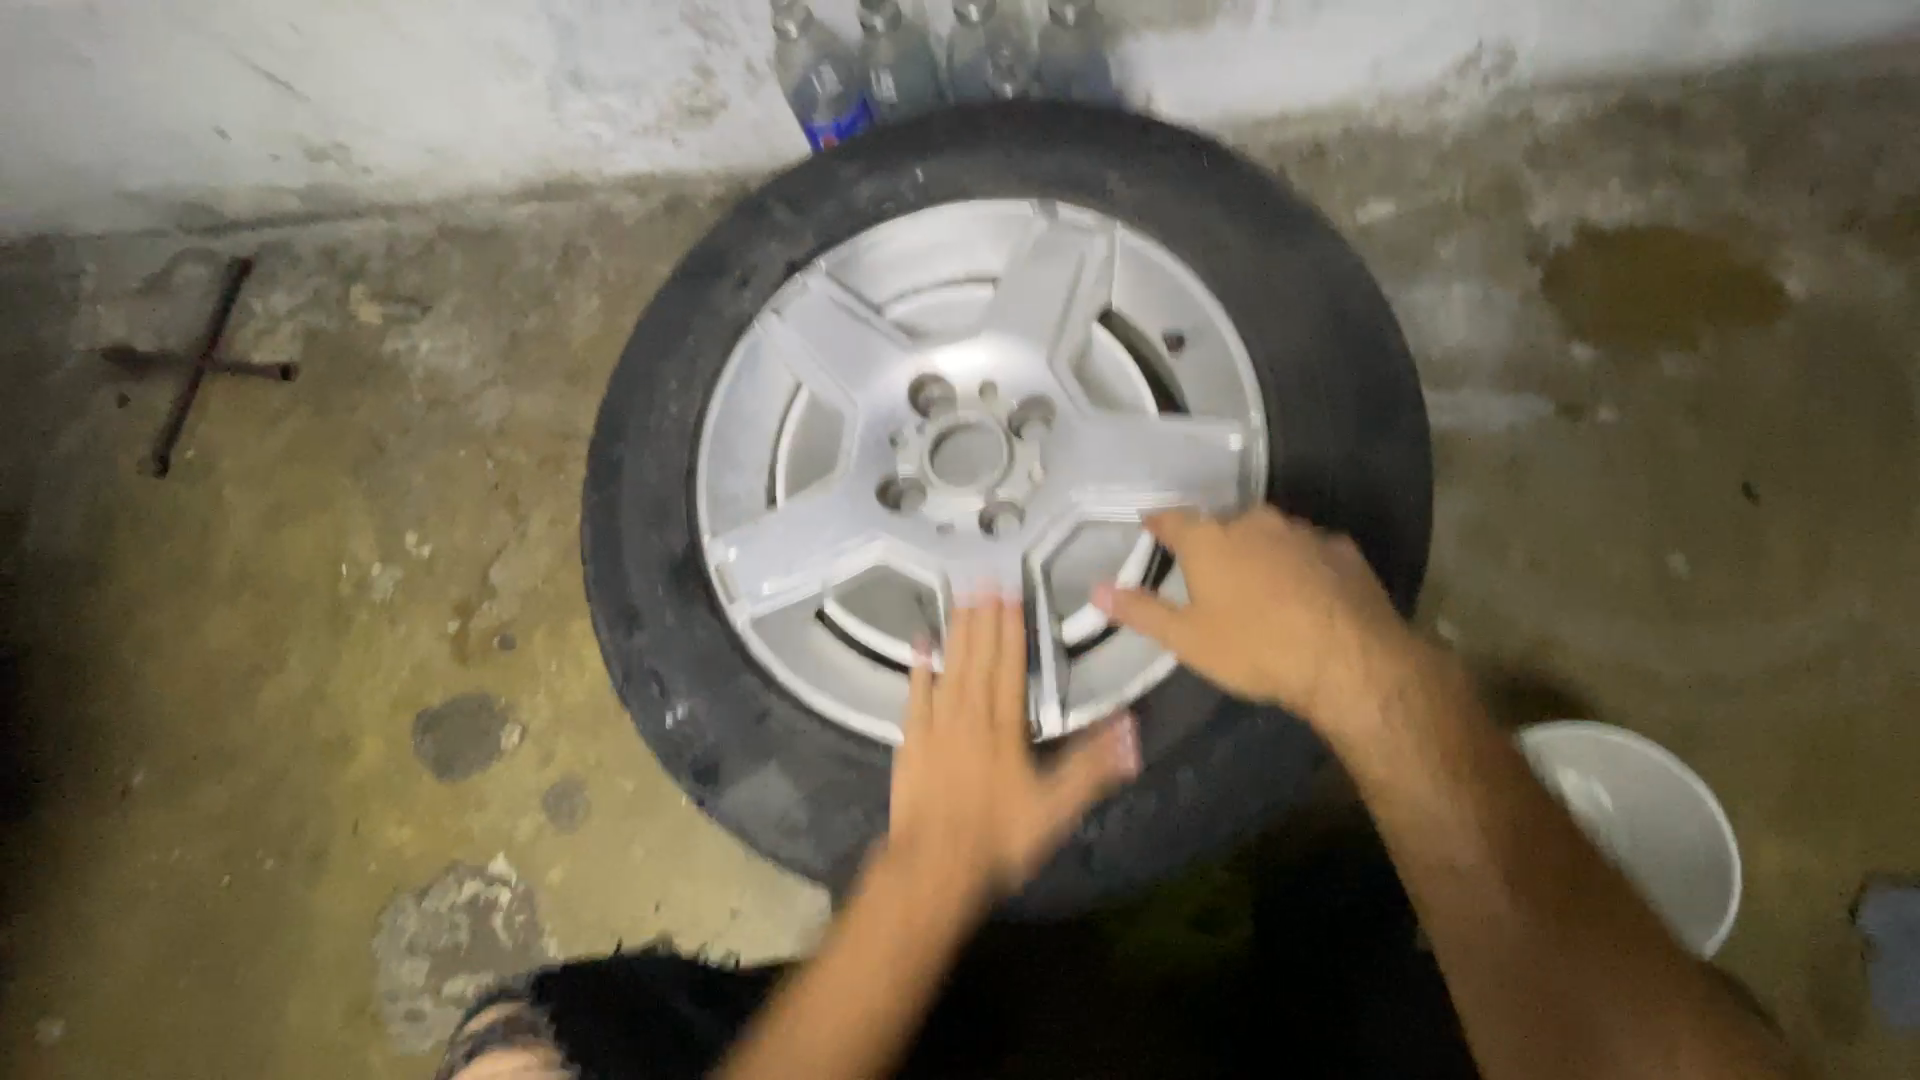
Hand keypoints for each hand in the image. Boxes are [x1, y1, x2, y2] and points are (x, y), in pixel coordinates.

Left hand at [887, 596, 1141, 900]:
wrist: (934, 864)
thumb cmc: (999, 837)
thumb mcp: (1056, 808)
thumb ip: (1092, 766)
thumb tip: (1131, 728)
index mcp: (1005, 727)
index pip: (1010, 667)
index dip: (1012, 629)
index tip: (1013, 595)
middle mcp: (970, 715)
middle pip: (979, 657)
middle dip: (984, 617)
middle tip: (984, 578)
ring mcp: (936, 725)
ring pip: (949, 667)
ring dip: (956, 631)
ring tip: (960, 596)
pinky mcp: (911, 740)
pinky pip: (915, 695)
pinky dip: (918, 667)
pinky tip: (919, 644)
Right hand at [1093, 506, 1425, 729]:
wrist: (1350, 662)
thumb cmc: (1254, 648)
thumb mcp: (1186, 639)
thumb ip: (1140, 610)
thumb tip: (1094, 588)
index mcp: (1209, 539)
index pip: (1172, 518)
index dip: (1158, 523)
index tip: (1150, 526)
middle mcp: (1253, 522)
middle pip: (1223, 525)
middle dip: (1213, 542)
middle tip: (1209, 573)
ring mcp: (1302, 532)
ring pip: (1269, 534)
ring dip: (1259, 551)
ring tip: (1259, 585)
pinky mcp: (1342, 549)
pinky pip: (1309, 550)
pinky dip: (1300, 565)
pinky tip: (1306, 592)